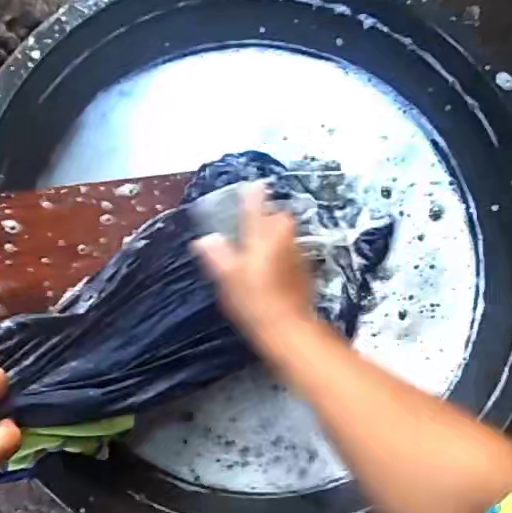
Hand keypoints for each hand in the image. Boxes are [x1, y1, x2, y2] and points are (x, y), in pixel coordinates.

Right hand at [191, 184, 316, 342]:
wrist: (289, 327)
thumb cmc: (254, 301)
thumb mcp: (227, 278)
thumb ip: (217, 255)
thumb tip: (205, 239)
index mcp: (262, 236)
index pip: (255, 207)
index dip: (253, 195)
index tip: (254, 184)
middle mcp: (283, 239)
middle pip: (278, 218)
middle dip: (268, 218)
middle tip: (253, 228)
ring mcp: (298, 254)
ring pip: (286, 235)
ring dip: (276, 237)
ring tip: (261, 250)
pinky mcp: (306, 271)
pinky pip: (292, 252)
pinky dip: (283, 254)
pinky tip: (273, 270)